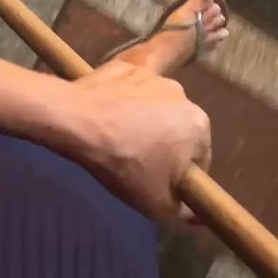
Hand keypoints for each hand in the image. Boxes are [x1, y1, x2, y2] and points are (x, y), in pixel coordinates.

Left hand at [62, 60, 211, 219]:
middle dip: (164, 143)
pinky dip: (122, 99)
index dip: (182, 175)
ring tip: (119, 137)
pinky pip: (129, 88)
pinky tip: (107, 114)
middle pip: (177, 127)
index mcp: (198, 124)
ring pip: (154, 105)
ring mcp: (149, 74)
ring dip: (143, 119)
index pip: (199, 157)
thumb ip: (185, 209)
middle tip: (138, 159)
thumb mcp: (160, 206)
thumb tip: (194, 211)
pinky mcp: (122, 65)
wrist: (79, 122)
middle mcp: (180, 93)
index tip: (161, 182)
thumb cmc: (126, 164)